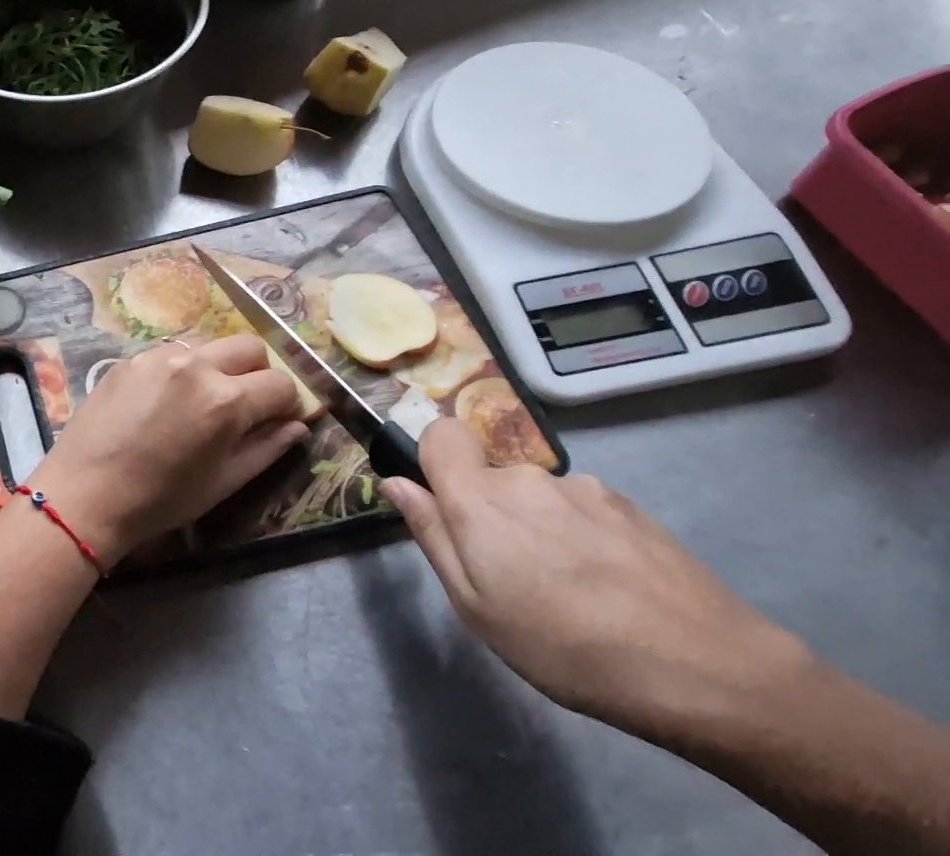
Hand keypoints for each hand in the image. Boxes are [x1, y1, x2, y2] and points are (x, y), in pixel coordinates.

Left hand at [26, 335, 309, 566]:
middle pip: (250, 347)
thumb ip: (267, 448)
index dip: (288, 403)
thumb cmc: (159, 500)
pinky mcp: (129, 360)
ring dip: (219, 367)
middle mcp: (196, 366)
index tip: (279, 419)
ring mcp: (158, 357)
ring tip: (201, 404)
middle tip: (247, 404)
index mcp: (226, 399)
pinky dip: (181, 371)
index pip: (281, 383)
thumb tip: (298, 426)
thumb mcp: (223, 482)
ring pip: (209, 346)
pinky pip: (171, 354)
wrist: (85, 494)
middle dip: (259, 371)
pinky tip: (165, 403)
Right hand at [382, 419, 811, 734]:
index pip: (441, 434)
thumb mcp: (475, 606)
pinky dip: (580, 537)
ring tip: (568, 591)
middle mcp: (529, 480)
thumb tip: (397, 484)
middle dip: (489, 513)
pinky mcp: (632, 508)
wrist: (705, 669)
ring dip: (538, 528)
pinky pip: (582, 511)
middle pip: (490, 476)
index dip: (433, 457)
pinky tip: (608, 588)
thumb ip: (432, 536)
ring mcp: (586, 490)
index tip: (442, 501)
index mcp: (480, 501)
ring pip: (538, 497)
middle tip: (510, 577)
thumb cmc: (564, 647)